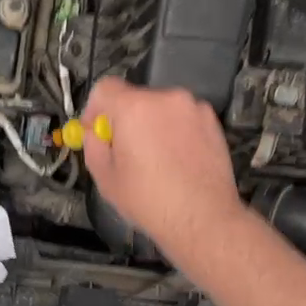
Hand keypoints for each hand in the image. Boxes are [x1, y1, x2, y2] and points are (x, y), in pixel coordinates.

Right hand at [80, 78, 244, 259]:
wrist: (201, 217)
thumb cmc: (148, 200)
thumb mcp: (104, 177)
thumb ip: (93, 145)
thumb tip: (95, 132)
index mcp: (134, 108)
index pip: (105, 88)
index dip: (94, 109)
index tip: (96, 131)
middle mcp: (166, 98)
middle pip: (135, 99)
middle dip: (125, 120)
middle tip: (125, 153)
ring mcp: (194, 107)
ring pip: (160, 109)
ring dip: (151, 126)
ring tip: (154, 161)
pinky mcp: (212, 121)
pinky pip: (182, 119)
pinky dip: (174, 132)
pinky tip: (176, 161)